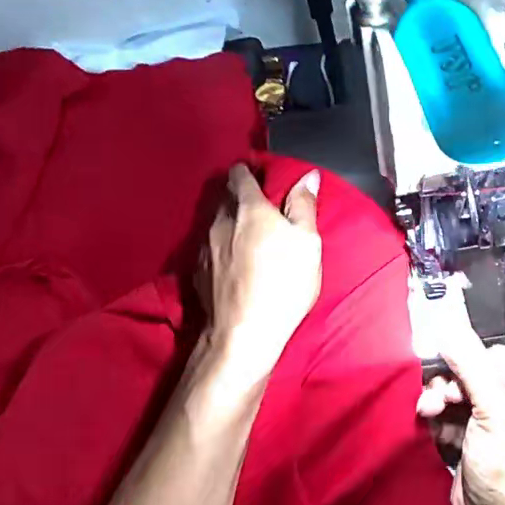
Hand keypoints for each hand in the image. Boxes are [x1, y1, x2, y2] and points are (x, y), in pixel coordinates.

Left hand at [201, 164, 321, 372]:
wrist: (244, 332)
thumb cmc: (283, 283)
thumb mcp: (307, 242)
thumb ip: (304, 206)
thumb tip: (307, 176)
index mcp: (248, 208)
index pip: (240, 175)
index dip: (250, 172)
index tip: (262, 177)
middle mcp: (219, 220)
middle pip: (225, 196)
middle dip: (240, 196)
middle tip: (261, 208)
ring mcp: (203, 246)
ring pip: (215, 222)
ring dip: (231, 223)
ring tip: (250, 237)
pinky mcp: (197, 271)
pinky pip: (210, 247)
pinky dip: (222, 247)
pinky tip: (236, 262)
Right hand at [417, 333, 504, 504]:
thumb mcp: (497, 415)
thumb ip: (474, 368)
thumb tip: (449, 328)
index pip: (497, 357)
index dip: (467, 361)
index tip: (443, 373)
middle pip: (477, 376)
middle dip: (449, 384)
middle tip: (431, 400)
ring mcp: (501, 431)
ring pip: (462, 398)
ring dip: (440, 402)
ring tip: (425, 413)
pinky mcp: (479, 449)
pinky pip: (455, 421)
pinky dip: (439, 420)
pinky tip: (427, 424)